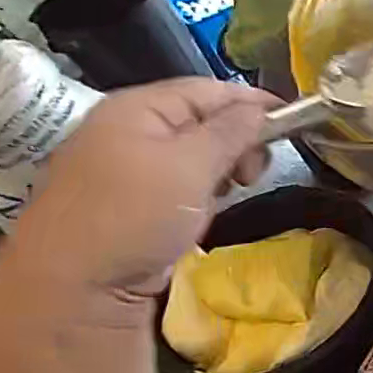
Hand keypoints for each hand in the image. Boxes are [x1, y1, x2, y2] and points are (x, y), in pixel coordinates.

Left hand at [4, 78, 278, 299]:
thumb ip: (229, 133)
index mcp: (138, 108)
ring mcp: (133, 166)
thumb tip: (260, 109)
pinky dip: (208, 187)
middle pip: (203, 119)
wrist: (79, 282)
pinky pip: (185, 180)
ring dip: (226, 166)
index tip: (294, 120)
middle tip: (257, 171)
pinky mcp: (139, 200)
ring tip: (238, 189)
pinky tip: (213, 204)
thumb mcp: (190, 167)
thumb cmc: (134, 214)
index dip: (252, 101)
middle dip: (240, 139)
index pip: (206, 89)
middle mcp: (133, 130)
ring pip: (197, 153)